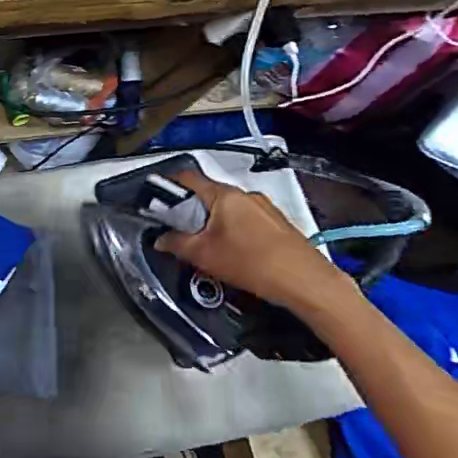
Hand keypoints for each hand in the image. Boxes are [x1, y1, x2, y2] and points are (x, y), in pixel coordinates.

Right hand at [152, 168, 356, 313]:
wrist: (302, 279)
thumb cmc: (250, 262)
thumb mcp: (205, 256)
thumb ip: (177, 244)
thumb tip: (160, 239)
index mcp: (224, 194)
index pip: (188, 178)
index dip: (168, 185)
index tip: (156, 200)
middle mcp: (245, 194)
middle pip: (209, 195)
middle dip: (191, 211)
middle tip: (180, 233)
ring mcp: (264, 207)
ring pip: (229, 209)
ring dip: (213, 223)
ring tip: (208, 249)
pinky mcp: (277, 223)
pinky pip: (246, 220)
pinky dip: (233, 230)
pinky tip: (234, 254)